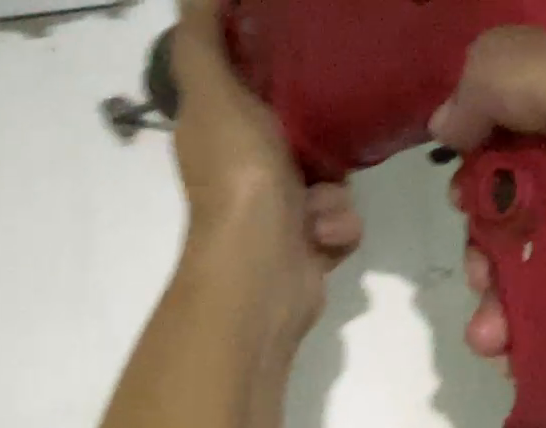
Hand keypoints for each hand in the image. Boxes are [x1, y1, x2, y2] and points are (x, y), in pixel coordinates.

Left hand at [171, 0, 362, 339]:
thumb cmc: (238, 179)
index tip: (308, 50)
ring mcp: (281, 211)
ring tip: (313, 207)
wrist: (263, 274)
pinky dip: (337, 228)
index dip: (277, 65)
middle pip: (304, 132)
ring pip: (332, 180)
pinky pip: (343, 220)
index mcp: (220, 129)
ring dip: (331, 194)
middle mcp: (248, 169)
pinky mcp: (311, 246)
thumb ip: (203, 35)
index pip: (252, 82)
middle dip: (320, 138)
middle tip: (329, 132)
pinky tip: (321, 238)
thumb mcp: (212, 90)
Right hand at [430, 29, 545, 391]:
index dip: (484, 146)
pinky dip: (523, 330)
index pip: (525, 108)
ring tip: (491, 334)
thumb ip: (511, 77)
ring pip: (530, 260)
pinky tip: (507, 352)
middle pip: (519, 195)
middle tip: (481, 271)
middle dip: (486, 238)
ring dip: (496, 298)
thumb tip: (447, 115)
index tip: (466, 189)